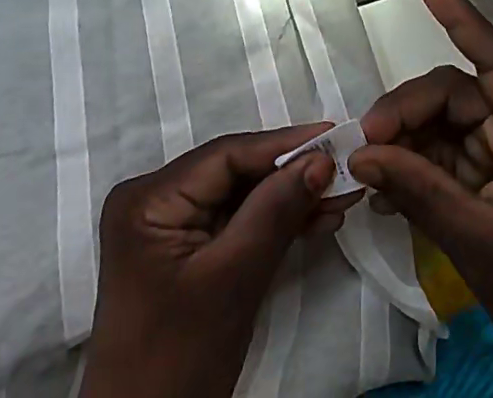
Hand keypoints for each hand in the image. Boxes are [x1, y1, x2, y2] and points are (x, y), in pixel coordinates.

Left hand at [80, 125, 363, 397]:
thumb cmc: (180, 356)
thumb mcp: (232, 281)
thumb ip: (274, 214)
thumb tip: (319, 161)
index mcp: (148, 197)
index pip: (223, 157)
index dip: (281, 145)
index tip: (332, 136)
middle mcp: (152, 198)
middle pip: (230, 172)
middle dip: (288, 172)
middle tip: (344, 165)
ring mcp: (166, 224)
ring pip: (235, 196)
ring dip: (286, 197)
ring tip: (340, 193)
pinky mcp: (183, 248)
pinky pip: (231, 222)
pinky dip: (271, 221)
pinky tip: (313, 218)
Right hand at [348, 0, 492, 397]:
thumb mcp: (482, 244)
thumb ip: (420, 191)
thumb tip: (360, 154)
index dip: (463, 20)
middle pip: (450, 94)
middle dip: (405, 111)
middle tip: (368, 143)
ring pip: (434, 120)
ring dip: (399, 139)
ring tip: (371, 170)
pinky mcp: (477, 176)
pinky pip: (431, 152)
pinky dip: (404, 163)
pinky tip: (383, 188)